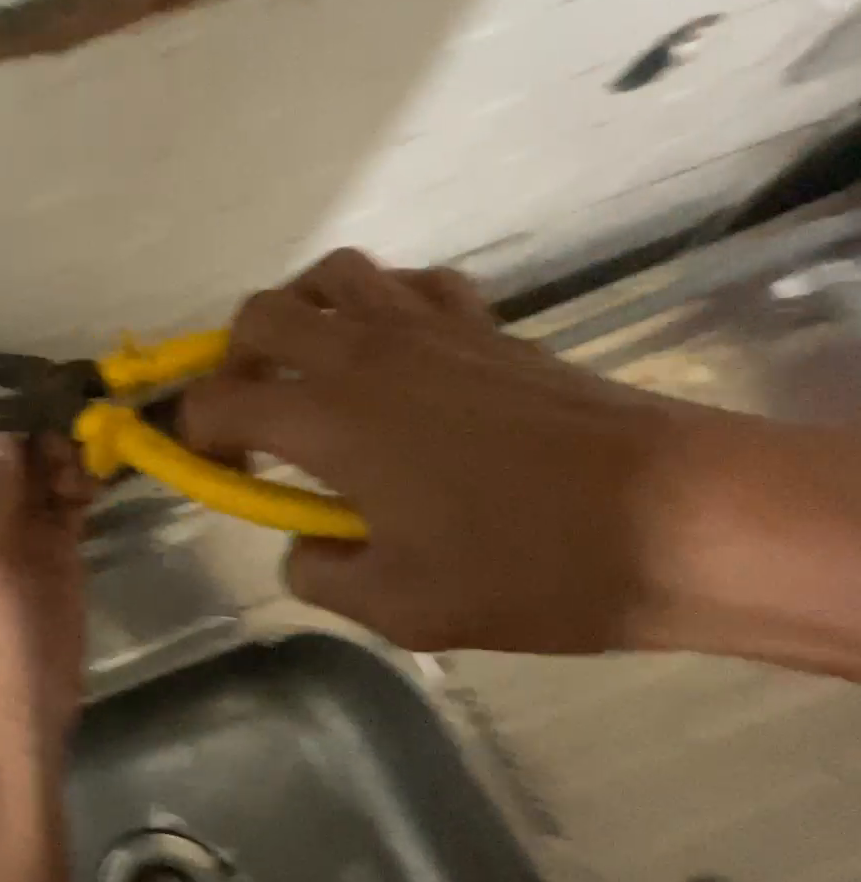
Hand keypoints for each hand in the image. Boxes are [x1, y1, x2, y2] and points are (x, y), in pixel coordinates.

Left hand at [0, 435, 95, 739]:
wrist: (22, 705)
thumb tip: (1, 423)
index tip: (32, 375)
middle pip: (11, 452)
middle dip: (38, 429)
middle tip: (74, 407)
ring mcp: (23, 528)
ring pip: (42, 472)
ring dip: (63, 455)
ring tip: (87, 449)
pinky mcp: (59, 547)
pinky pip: (68, 501)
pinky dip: (81, 484)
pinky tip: (97, 476)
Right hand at [177, 248, 711, 655]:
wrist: (684, 519)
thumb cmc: (530, 564)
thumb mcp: (400, 608)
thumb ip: (318, 574)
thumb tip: (302, 545)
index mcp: (325, 418)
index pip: (214, 401)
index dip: (196, 432)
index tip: (223, 467)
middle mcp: (359, 354)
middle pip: (258, 314)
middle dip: (234, 358)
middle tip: (258, 407)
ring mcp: (425, 327)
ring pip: (332, 273)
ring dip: (304, 310)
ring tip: (317, 361)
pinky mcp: (483, 323)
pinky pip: (413, 282)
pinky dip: (387, 302)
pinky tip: (400, 346)